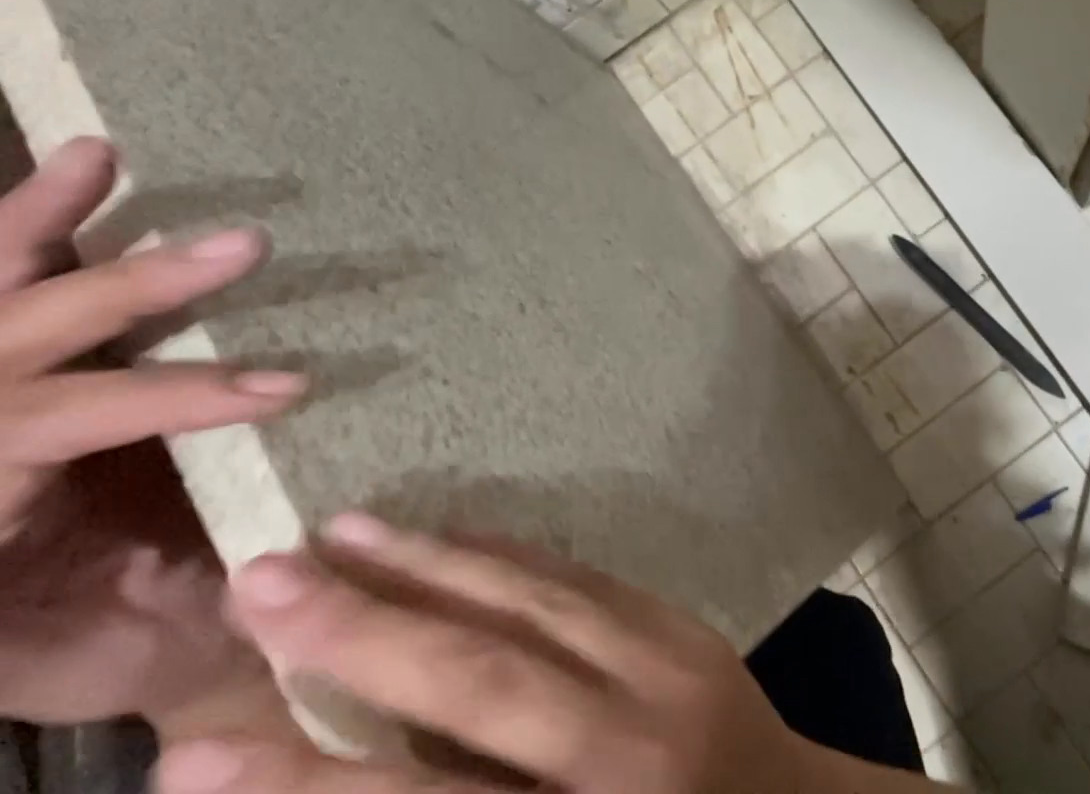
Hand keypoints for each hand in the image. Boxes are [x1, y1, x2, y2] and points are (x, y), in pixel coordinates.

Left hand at [0, 138, 308, 726]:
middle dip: (120, 292)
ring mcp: (2, 406)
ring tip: (97, 159)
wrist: (142, 638)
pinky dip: (32, 236)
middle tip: (237, 249)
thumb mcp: (81, 658)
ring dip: (37, 229)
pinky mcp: (28, 385)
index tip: (284, 386)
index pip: (46, 427)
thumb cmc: (122, 654)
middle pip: (10, 345)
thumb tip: (202, 537)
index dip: (164, 395)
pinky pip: (13, 301)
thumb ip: (75, 609)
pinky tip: (79, 185)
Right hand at [152, 516, 954, 792]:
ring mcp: (671, 671)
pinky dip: (516, 559)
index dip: (307, 784)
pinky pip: (590, 583)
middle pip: (485, 678)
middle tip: (258, 577)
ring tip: (345, 532)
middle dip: (365, 629)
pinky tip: (460, 539)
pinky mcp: (687, 629)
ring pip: (542, 605)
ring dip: (440, 565)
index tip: (191, 753)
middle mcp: (628, 744)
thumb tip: (329, 770)